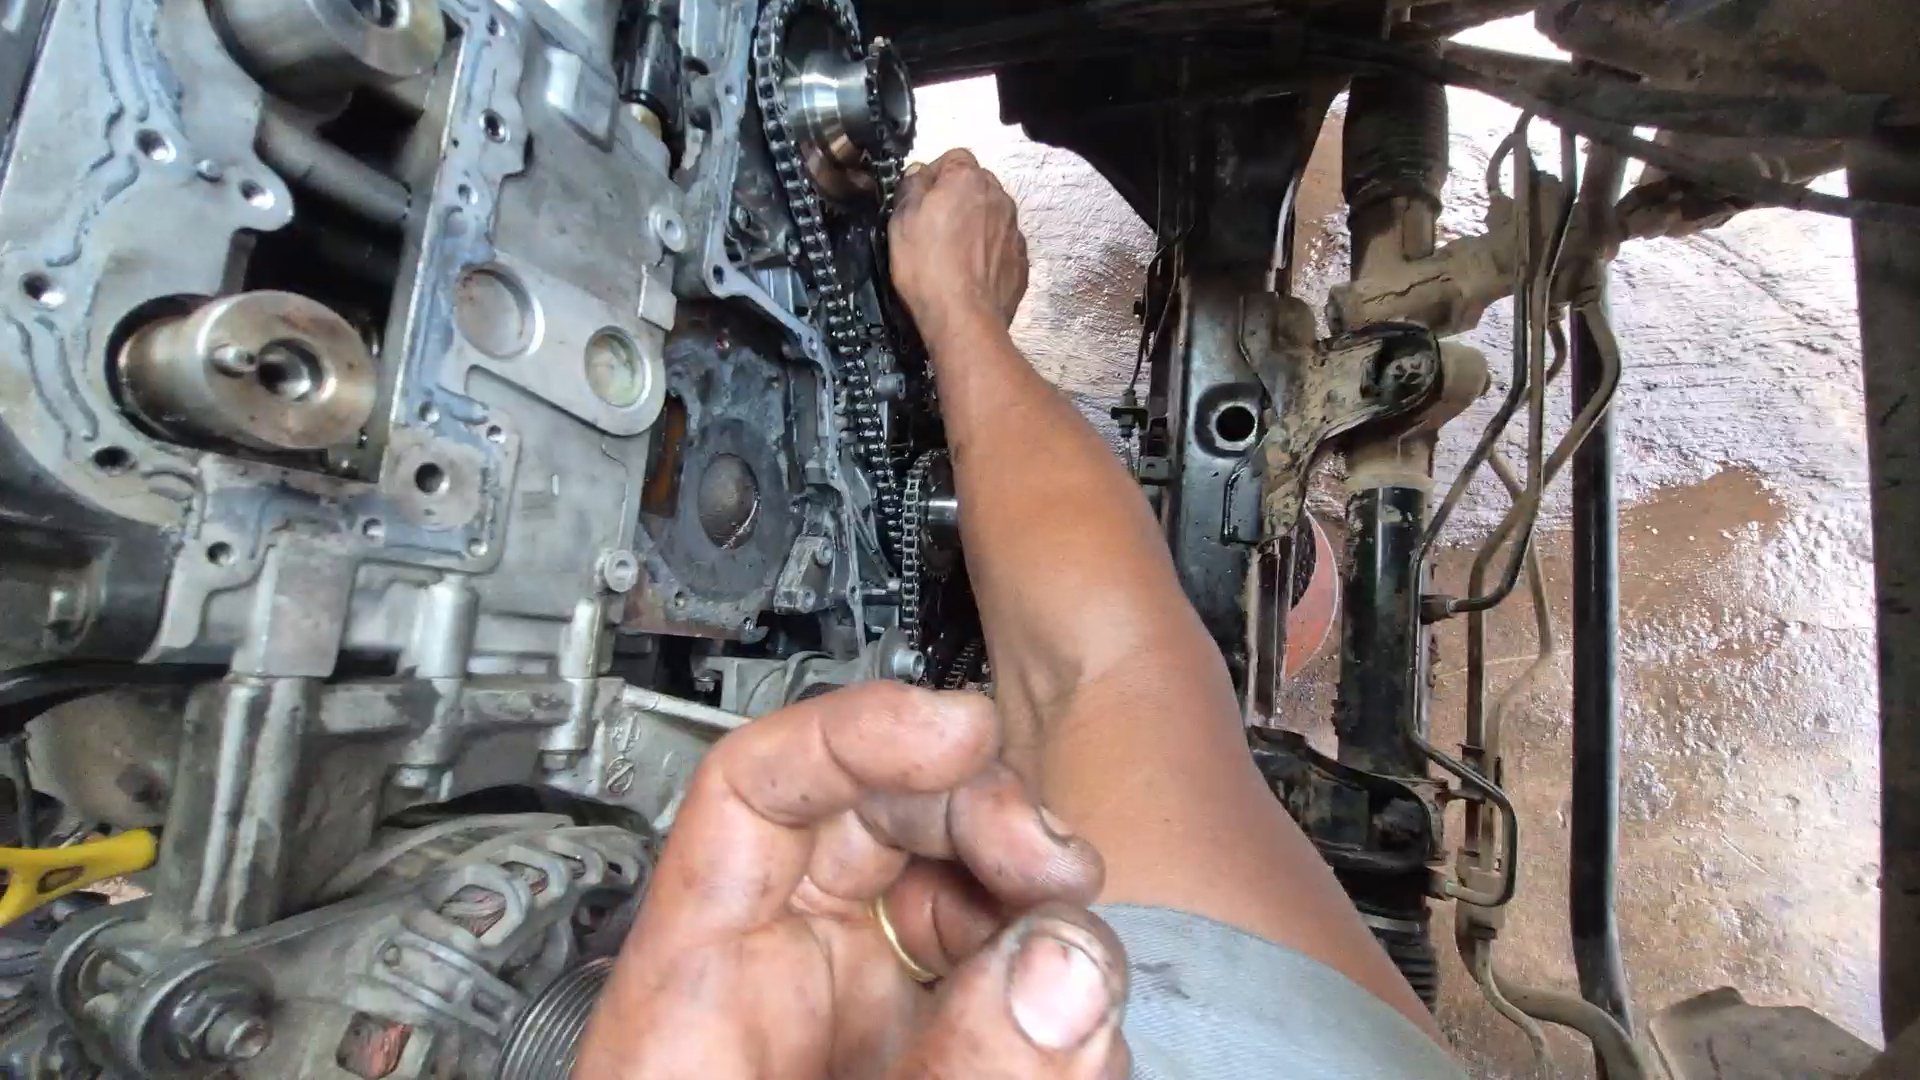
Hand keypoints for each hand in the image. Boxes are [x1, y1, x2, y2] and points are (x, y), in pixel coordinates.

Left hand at [573, 682, 1129, 1079]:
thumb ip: (953, 1077)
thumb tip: (1065, 963)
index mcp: (707, 987)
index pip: (759, 790)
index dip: (856, 732)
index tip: (959, 731)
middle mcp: (789, 972)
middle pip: (878, 815)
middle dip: (975, 808)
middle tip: (1053, 856)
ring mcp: (866, 1007)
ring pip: (956, 881)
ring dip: (1031, 892)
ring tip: (1077, 963)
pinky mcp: (933, 1046)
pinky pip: (1002, 966)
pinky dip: (1054, 978)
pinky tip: (1075, 1027)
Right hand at [889, 149, 1029, 340]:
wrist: (964, 320)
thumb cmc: (927, 268)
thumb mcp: (900, 221)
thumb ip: (911, 187)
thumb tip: (920, 174)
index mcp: (967, 179)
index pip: (953, 158)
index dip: (935, 177)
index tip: (921, 201)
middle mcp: (999, 197)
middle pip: (977, 186)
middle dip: (958, 200)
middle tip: (936, 229)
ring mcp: (1014, 231)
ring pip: (993, 216)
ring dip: (977, 226)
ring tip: (955, 255)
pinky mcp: (1021, 262)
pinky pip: (1003, 247)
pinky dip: (990, 254)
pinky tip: (973, 273)